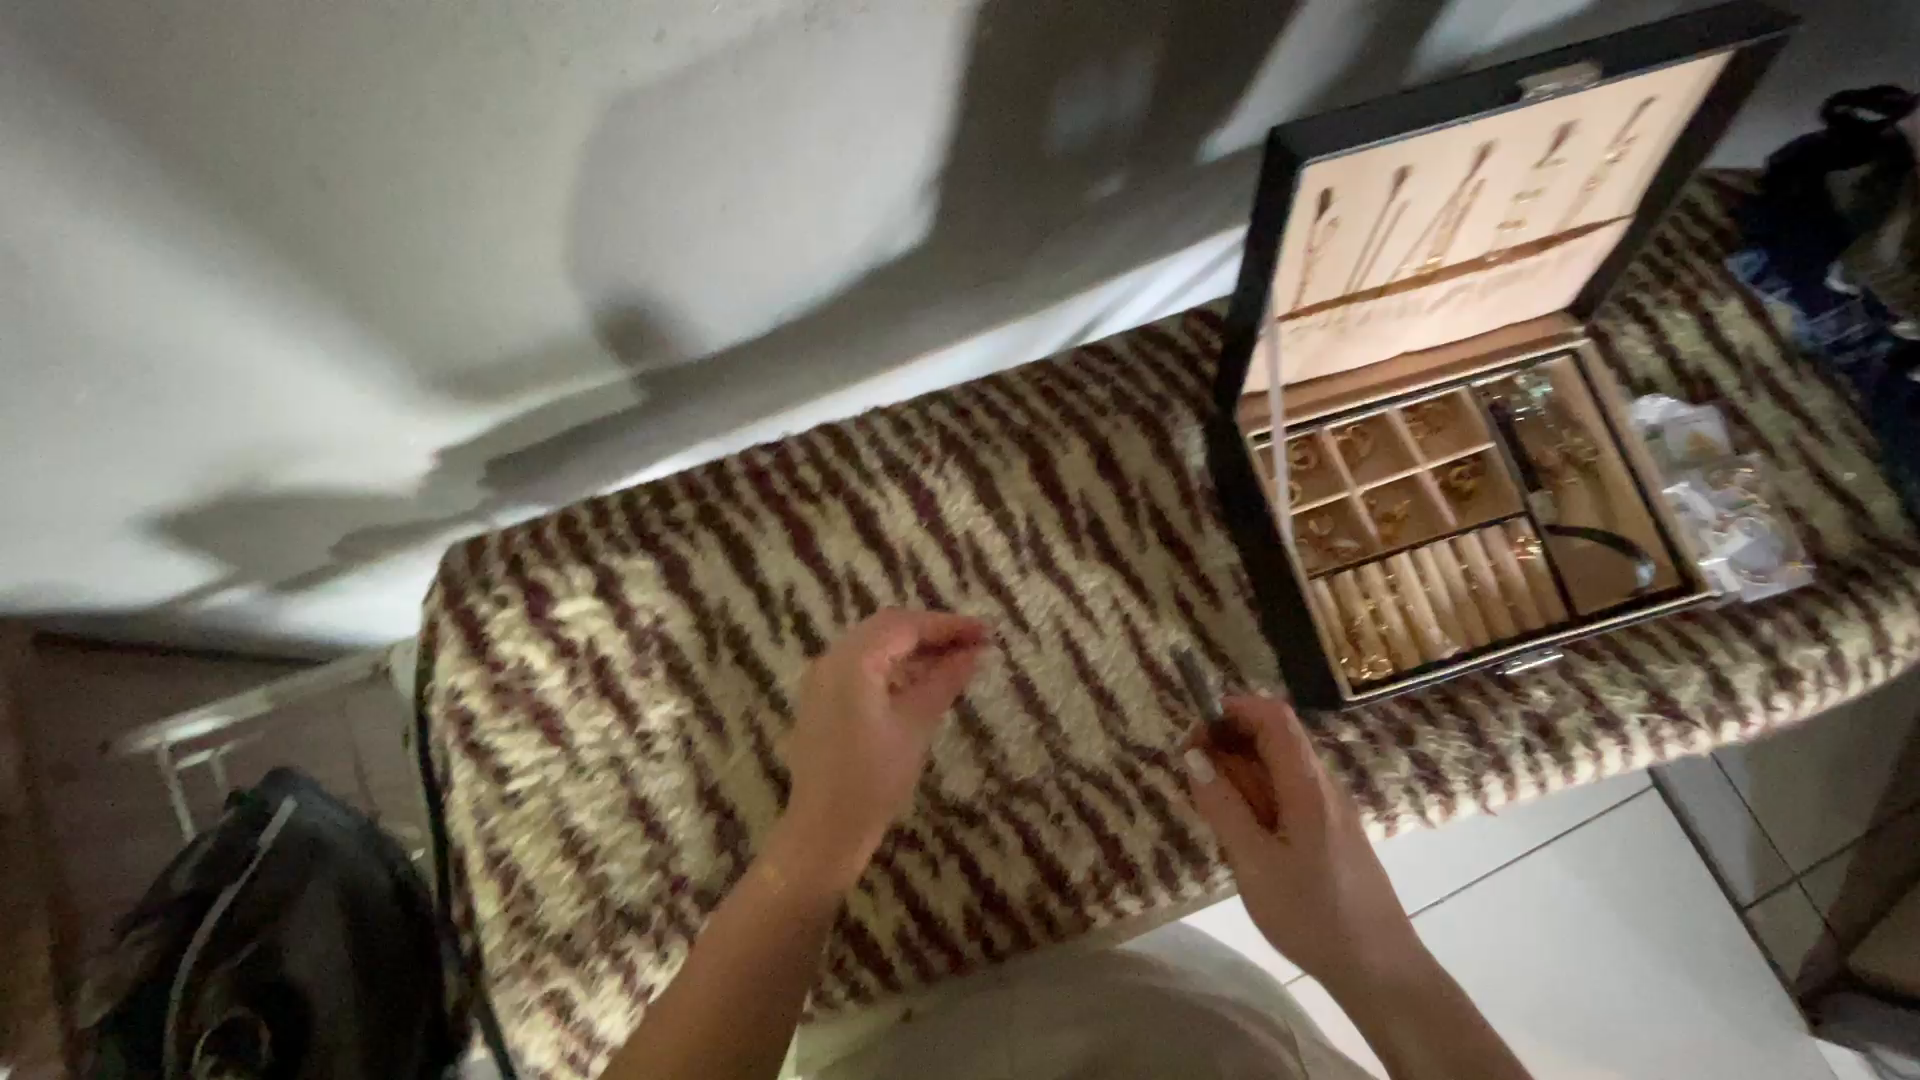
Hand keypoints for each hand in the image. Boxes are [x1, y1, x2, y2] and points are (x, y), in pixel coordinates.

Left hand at [774, 609, 989, 894]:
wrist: (825, 830)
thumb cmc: (874, 779)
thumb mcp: (916, 725)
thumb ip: (944, 681)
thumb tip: (974, 653)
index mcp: (851, 660)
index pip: (905, 626)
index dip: (948, 625)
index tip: (985, 632)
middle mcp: (831, 659)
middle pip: (888, 628)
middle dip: (932, 632)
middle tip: (974, 643)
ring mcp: (822, 679)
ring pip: (874, 646)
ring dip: (914, 649)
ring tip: (956, 661)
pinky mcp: (822, 699)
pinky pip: (862, 667)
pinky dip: (894, 666)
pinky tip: (923, 681)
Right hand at [1184, 695, 1425, 989]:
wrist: (1380, 970)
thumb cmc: (1314, 915)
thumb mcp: (1254, 864)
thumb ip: (1223, 806)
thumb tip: (1193, 755)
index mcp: (1308, 786)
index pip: (1274, 717)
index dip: (1234, 708)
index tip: (1196, 728)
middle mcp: (1322, 785)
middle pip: (1274, 737)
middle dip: (1228, 743)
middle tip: (1193, 774)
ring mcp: (1329, 808)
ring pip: (1278, 766)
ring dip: (1240, 772)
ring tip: (1211, 805)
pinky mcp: (1330, 829)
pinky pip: (1286, 791)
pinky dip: (1256, 794)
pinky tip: (1240, 828)